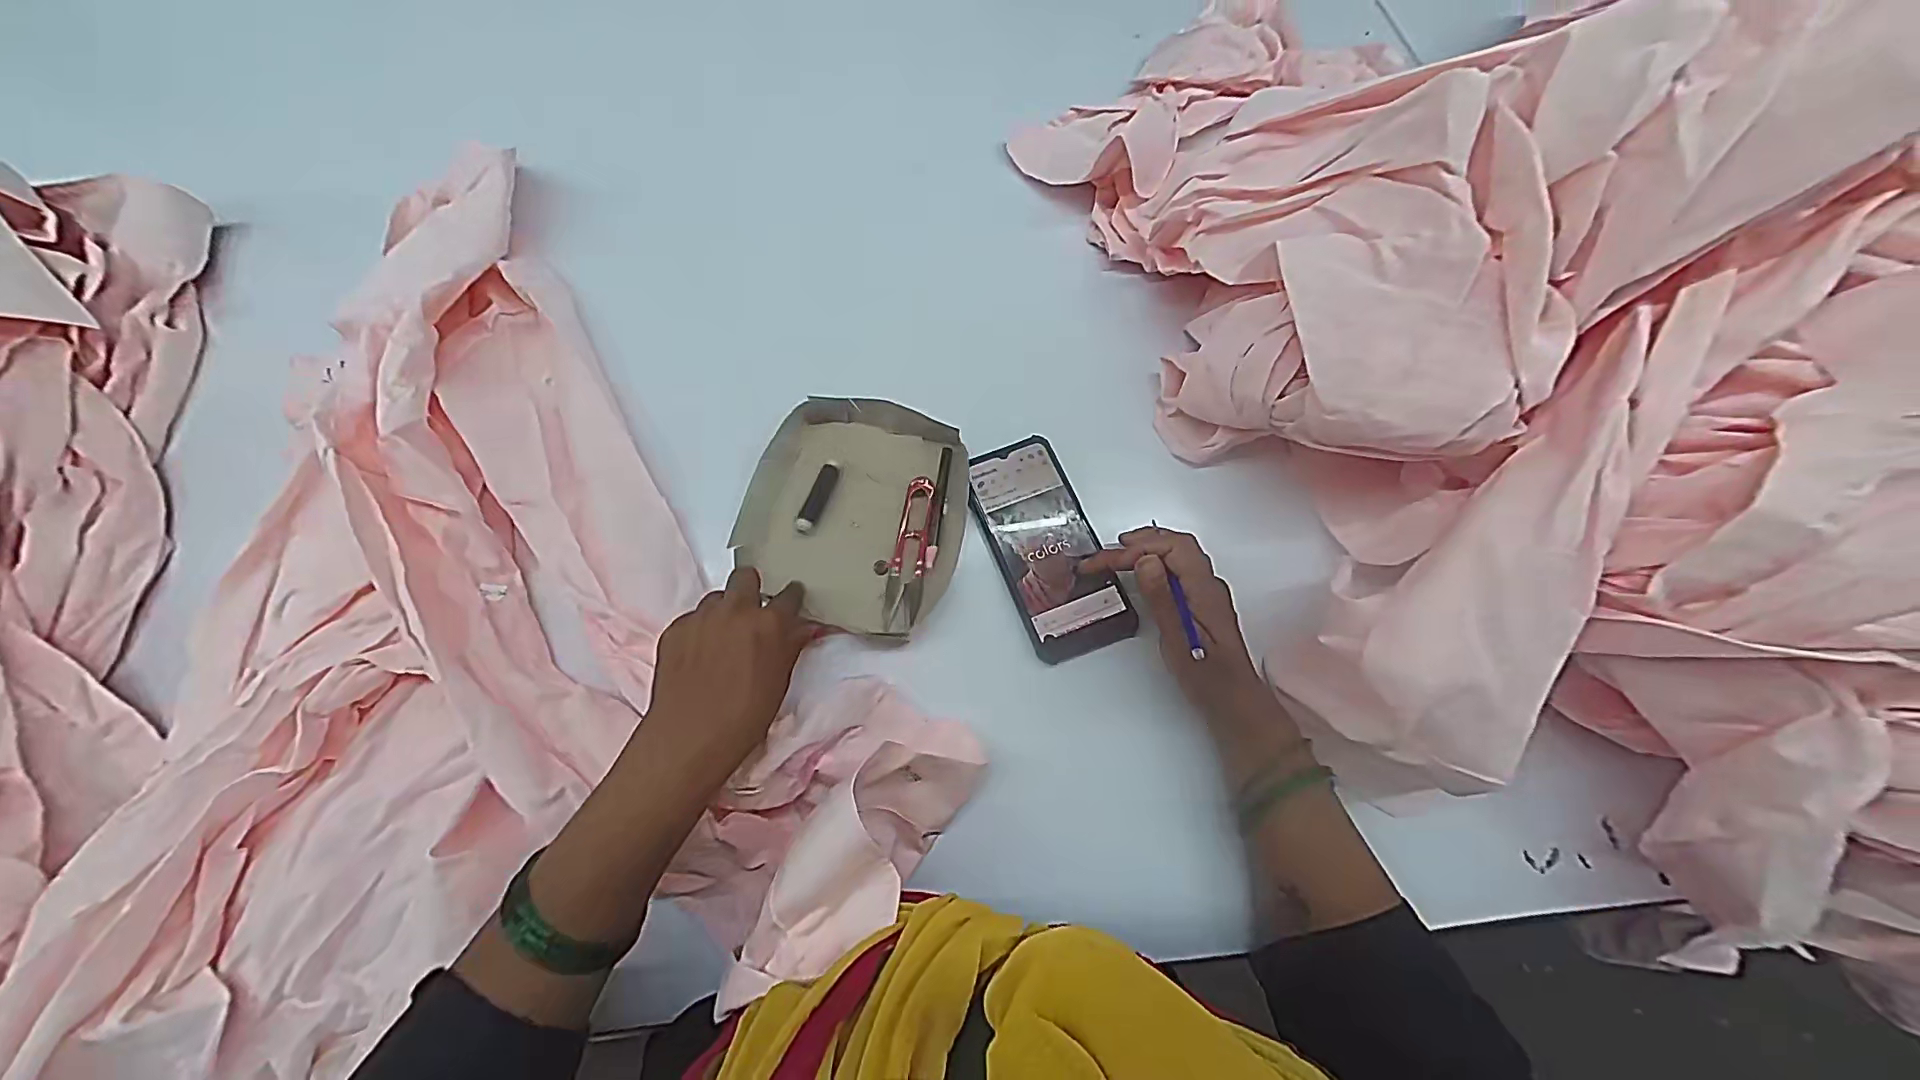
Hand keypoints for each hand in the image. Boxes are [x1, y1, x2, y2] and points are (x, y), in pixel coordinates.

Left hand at [640, 566, 814, 789]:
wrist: (690, 736)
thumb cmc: (745, 716)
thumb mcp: (780, 680)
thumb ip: (791, 646)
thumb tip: (802, 629)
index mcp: (769, 622)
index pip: (789, 594)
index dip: (791, 598)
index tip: (791, 602)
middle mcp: (735, 610)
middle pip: (745, 576)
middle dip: (751, 588)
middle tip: (753, 611)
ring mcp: (701, 617)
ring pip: (717, 598)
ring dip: (724, 609)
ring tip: (724, 635)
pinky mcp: (674, 628)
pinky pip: (692, 618)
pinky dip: (699, 629)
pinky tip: (700, 653)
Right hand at [1078, 526, 1276, 729]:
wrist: (1236, 704)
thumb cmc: (1211, 679)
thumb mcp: (1179, 640)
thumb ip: (1162, 598)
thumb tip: (1146, 561)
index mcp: (1205, 590)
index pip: (1172, 548)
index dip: (1137, 548)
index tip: (1108, 561)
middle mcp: (1209, 586)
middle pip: (1176, 545)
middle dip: (1139, 541)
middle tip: (1107, 551)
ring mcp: (1207, 593)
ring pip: (1178, 554)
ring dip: (1147, 548)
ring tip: (1117, 554)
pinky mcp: (1201, 602)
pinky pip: (1178, 568)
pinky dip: (1155, 561)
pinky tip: (1142, 571)